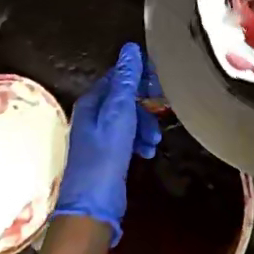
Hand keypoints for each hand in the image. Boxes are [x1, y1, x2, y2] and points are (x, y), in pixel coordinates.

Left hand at [50, 43, 160, 244]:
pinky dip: (139, 141)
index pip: (117, 76)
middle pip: (123, 98)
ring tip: (154, 141)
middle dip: (144, 104)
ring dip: (145, 125)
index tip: (160, 83)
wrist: (93, 205)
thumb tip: (130, 49)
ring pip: (128, 119)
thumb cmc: (106, 154)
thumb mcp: (119, 113)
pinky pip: (127, 138)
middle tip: (162, 111)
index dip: (138, 76)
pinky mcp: (107, 154)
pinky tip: (147, 152)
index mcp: (91, 101)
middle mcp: (92, 115)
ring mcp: (98, 136)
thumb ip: (125, 81)